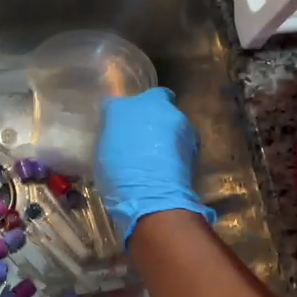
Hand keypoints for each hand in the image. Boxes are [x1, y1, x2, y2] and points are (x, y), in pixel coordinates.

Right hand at [95, 88, 214, 242]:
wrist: (151, 194)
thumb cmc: (116, 176)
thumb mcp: (103, 154)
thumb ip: (112, 137)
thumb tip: (119, 138)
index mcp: (120, 108)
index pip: (117, 105)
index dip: (120, 117)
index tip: (118, 131)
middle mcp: (149, 104)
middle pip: (152, 101)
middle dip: (150, 115)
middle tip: (143, 137)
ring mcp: (175, 117)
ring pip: (171, 118)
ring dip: (166, 130)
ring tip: (160, 154)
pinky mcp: (194, 135)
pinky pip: (182, 135)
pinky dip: (178, 144)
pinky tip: (172, 163)